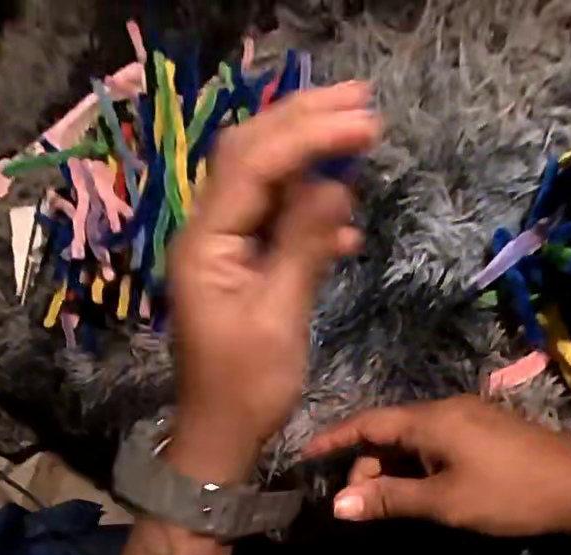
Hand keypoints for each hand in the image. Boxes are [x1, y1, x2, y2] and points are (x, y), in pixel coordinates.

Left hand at [166, 83, 379, 482]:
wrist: (222, 435)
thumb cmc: (247, 389)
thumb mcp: (279, 319)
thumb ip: (303, 248)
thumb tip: (336, 188)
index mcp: (206, 243)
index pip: (254, 163)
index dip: (309, 135)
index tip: (364, 122)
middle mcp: (208, 235)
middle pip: (252, 157)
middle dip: (305, 125)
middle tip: (362, 104)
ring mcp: (224, 251)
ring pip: (265, 186)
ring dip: (311, 162)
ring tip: (361, 140)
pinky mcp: (242, 271)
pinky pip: (275, 226)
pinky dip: (310, 216)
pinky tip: (346, 226)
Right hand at [302, 397, 570, 536]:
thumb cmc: (509, 493)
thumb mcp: (443, 502)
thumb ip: (389, 501)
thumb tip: (337, 506)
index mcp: (430, 419)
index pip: (367, 423)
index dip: (334, 439)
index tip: (306, 454)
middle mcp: (445, 410)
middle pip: (389, 434)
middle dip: (367, 468)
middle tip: (359, 507)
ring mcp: (468, 420)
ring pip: (413, 442)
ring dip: (393, 471)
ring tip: (386, 506)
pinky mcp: (485, 434)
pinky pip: (435, 446)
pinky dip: (416, 468)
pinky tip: (420, 493)